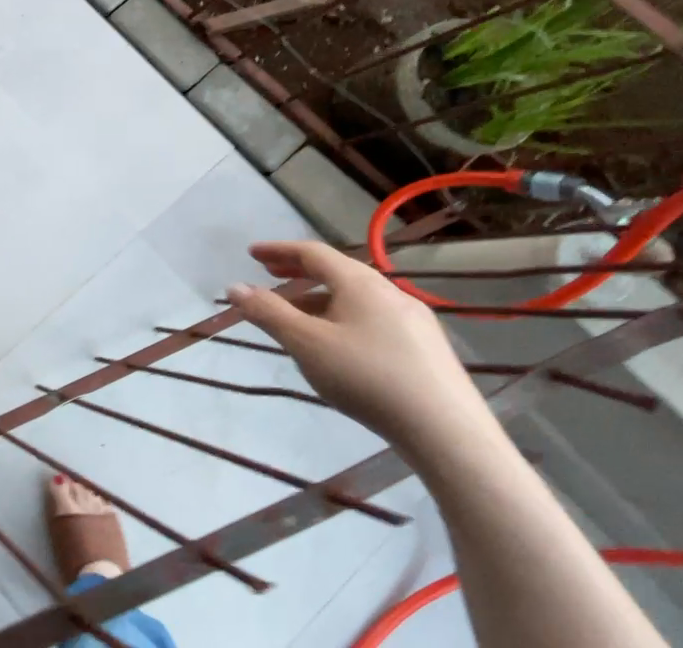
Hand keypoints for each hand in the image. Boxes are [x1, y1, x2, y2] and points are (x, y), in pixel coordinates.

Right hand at [227, 241, 490, 450]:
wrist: (447, 432)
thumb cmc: (366, 377)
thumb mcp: (305, 343)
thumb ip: (267, 312)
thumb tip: (234, 287)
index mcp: (361, 284)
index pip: (314, 253)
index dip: (279, 250)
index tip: (251, 254)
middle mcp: (391, 293)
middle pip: (338, 272)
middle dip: (299, 271)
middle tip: (269, 274)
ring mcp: (415, 321)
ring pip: (357, 298)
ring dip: (321, 297)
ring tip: (297, 314)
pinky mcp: (427, 349)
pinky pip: (375, 318)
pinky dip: (344, 316)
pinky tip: (339, 343)